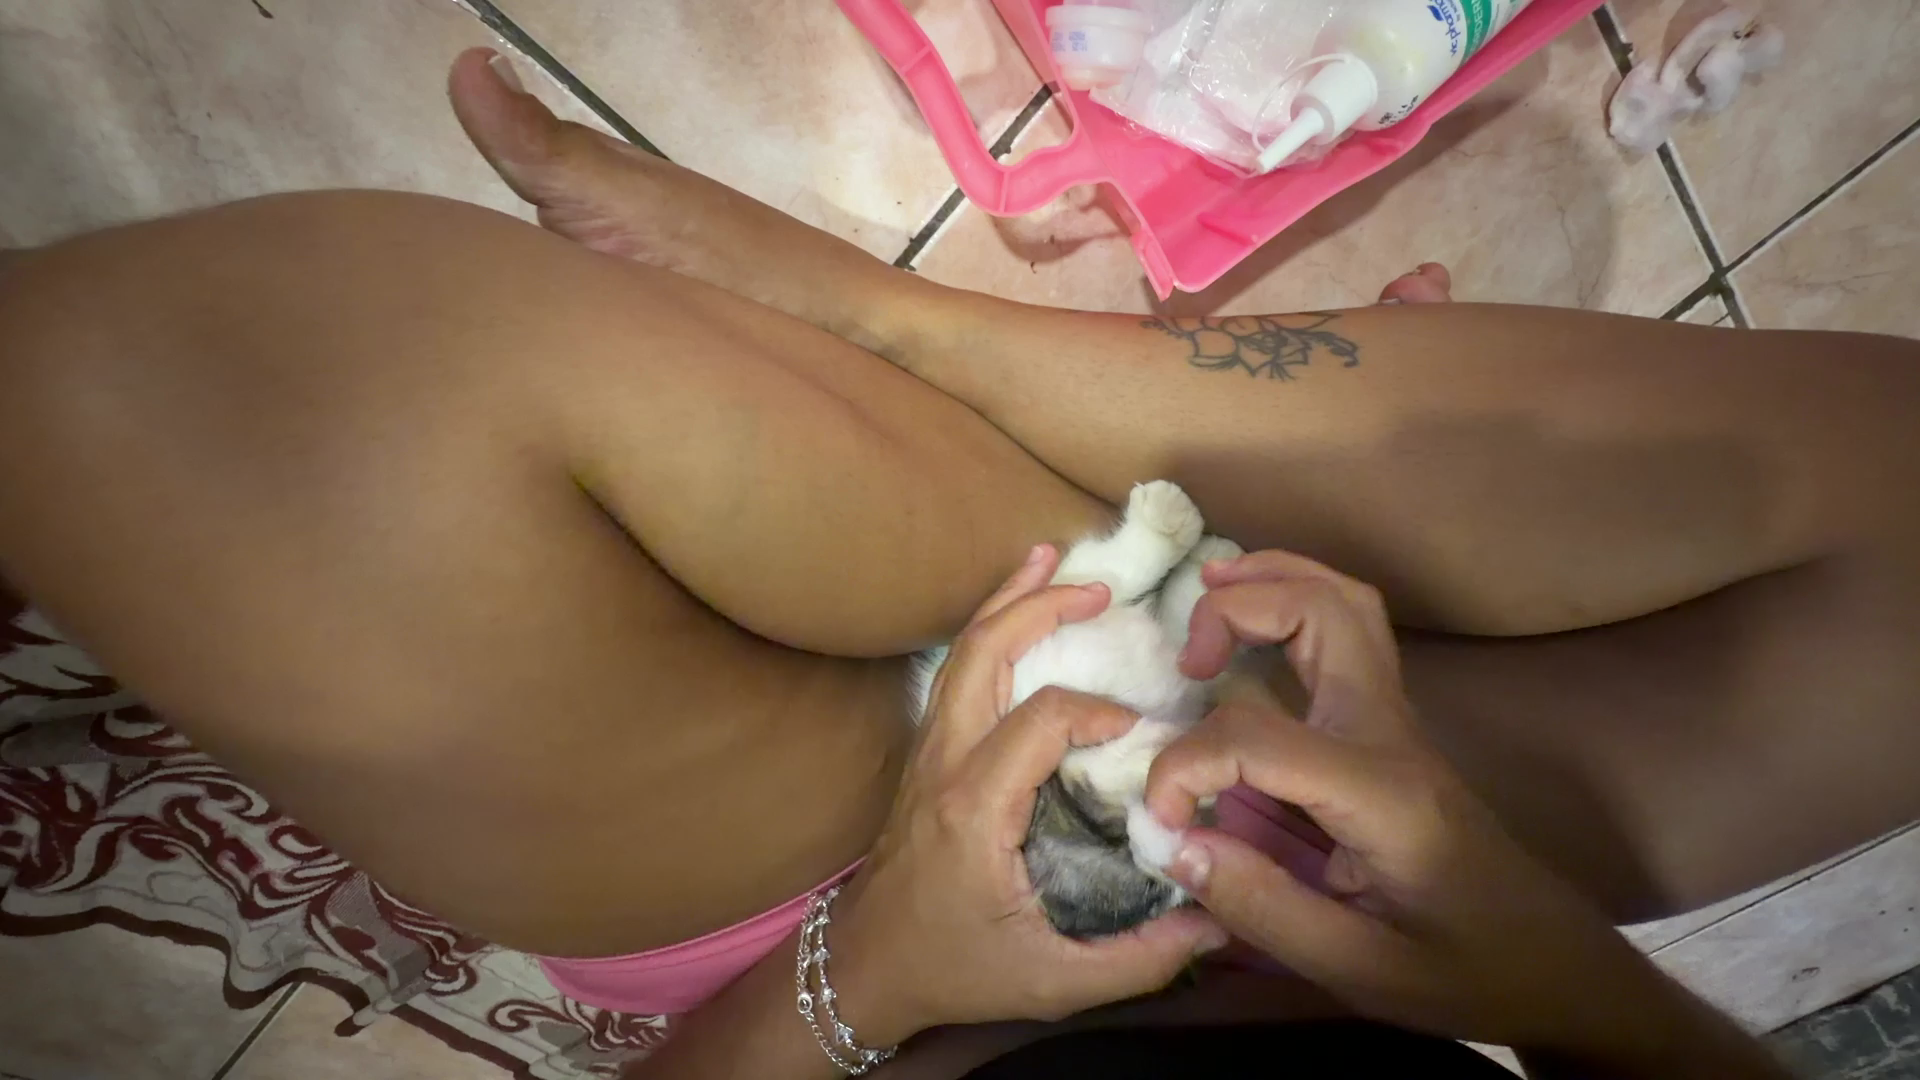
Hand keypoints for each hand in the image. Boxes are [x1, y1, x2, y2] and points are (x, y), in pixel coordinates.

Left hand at [828, 545, 1227, 1045]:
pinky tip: (1013, 610)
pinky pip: (958, 669)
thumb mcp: (1051, 981)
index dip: (1096, 711)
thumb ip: (1139, 958)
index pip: (1041, 719)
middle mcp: (944, 760)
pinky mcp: (928, 748)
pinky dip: (990, 628)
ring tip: (1048, 558)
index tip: (1134, 732)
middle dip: (1040, 607)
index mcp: (975, 807)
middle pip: (985, 652)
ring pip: (963, 650)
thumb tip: (1217, 926)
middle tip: (1097, 587)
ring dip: (1007, 600)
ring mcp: (928, 747)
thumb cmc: (954, 967)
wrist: (866, 961)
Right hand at [1148, 550, 1676, 1057]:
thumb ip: (1259, 906)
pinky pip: (1343, 625)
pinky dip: (1289, 597)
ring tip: (1208, 588)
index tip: (1161, 815)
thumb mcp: (1361, 971)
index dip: (1184, 765)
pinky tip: (1248, 617)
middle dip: (1236, 610)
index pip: (1256, 739)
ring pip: (1342, 599)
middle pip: (1323, 610)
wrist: (1556, 964)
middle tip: (1188, 661)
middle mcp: (1389, 731)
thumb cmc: (1464, 970)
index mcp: (1380, 792)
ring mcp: (1392, 716)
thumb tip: (1169, 839)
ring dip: (1270, 578)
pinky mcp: (1384, 720)